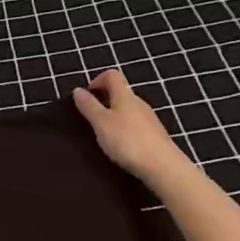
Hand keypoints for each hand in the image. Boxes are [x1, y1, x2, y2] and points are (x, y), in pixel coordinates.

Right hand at [71, 70, 193, 186]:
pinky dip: (124, 128)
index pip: (112, 75)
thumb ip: (89, 106)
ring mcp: (149, 118)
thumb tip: (78, 90)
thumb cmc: (127, 140)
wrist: (162, 165)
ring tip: (103, 133)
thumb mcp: (101, 123)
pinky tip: (120, 145)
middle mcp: (139, 102)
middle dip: (104, 100)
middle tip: (91, 117)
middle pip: (120, 92)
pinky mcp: (154, 134)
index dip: (97, 80)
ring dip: (114, 115)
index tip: (87, 96)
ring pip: (128, 109)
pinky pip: (135, 124)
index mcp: (125, 95)